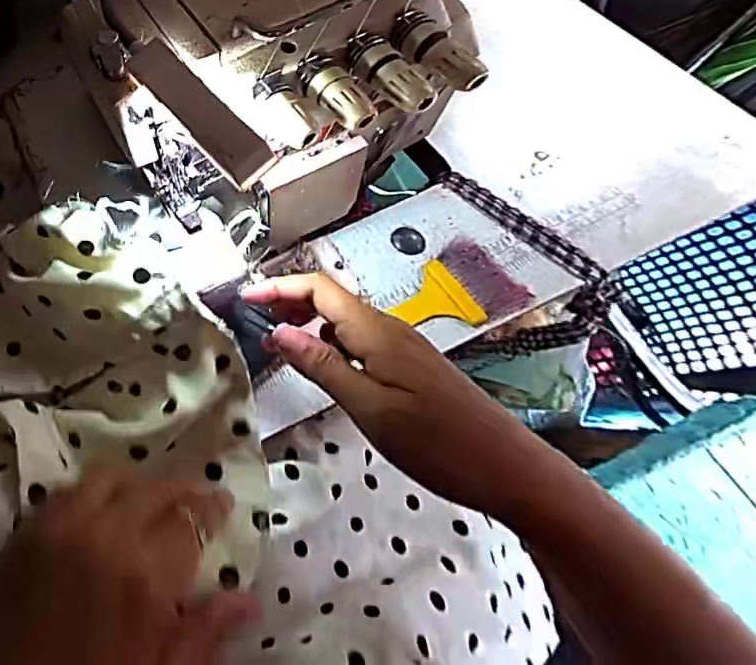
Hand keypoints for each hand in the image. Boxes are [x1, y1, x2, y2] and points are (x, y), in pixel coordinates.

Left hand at [0, 465, 257, 664]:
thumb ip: (202, 635)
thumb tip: (247, 600)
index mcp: (144, 578)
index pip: (189, 519)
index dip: (210, 507)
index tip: (222, 502)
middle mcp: (104, 537)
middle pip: (152, 490)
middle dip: (178, 491)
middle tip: (192, 499)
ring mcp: (59, 528)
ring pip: (108, 477)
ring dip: (135, 484)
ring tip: (146, 500)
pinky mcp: (25, 532)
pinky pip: (67, 490)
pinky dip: (91, 490)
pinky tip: (100, 508)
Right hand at [243, 273, 565, 519]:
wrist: (509, 468)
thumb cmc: (438, 442)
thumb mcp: (369, 407)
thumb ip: (322, 365)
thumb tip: (278, 332)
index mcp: (374, 330)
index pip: (317, 287)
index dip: (278, 287)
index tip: (246, 300)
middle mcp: (388, 327)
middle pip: (329, 298)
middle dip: (289, 302)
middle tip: (257, 323)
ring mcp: (401, 345)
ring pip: (343, 319)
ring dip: (309, 324)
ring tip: (282, 346)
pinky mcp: (410, 364)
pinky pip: (360, 340)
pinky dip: (331, 343)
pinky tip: (325, 368)